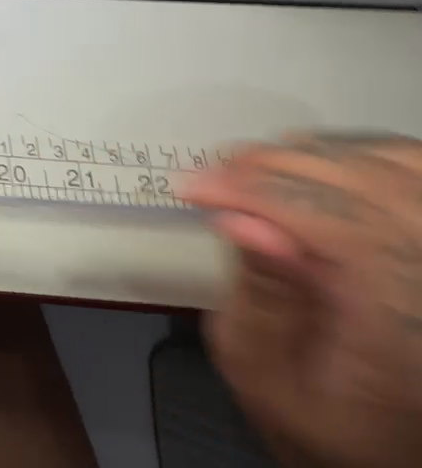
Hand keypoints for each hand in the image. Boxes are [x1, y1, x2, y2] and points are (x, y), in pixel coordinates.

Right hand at [184, 133, 421, 467]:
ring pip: (398, 169)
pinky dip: (354, 157)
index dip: (264, 194)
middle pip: (376, 190)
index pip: (354, 230)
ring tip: (248, 176)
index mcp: (405, 332)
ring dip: (312, 160)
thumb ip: (259, 299)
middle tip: (210, 180)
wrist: (381, 436)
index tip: (193, 189)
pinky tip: (304, 174)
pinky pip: (410, 170)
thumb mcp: (262, 371)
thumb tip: (244, 223)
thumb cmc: (313, 412)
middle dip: (275, 169)